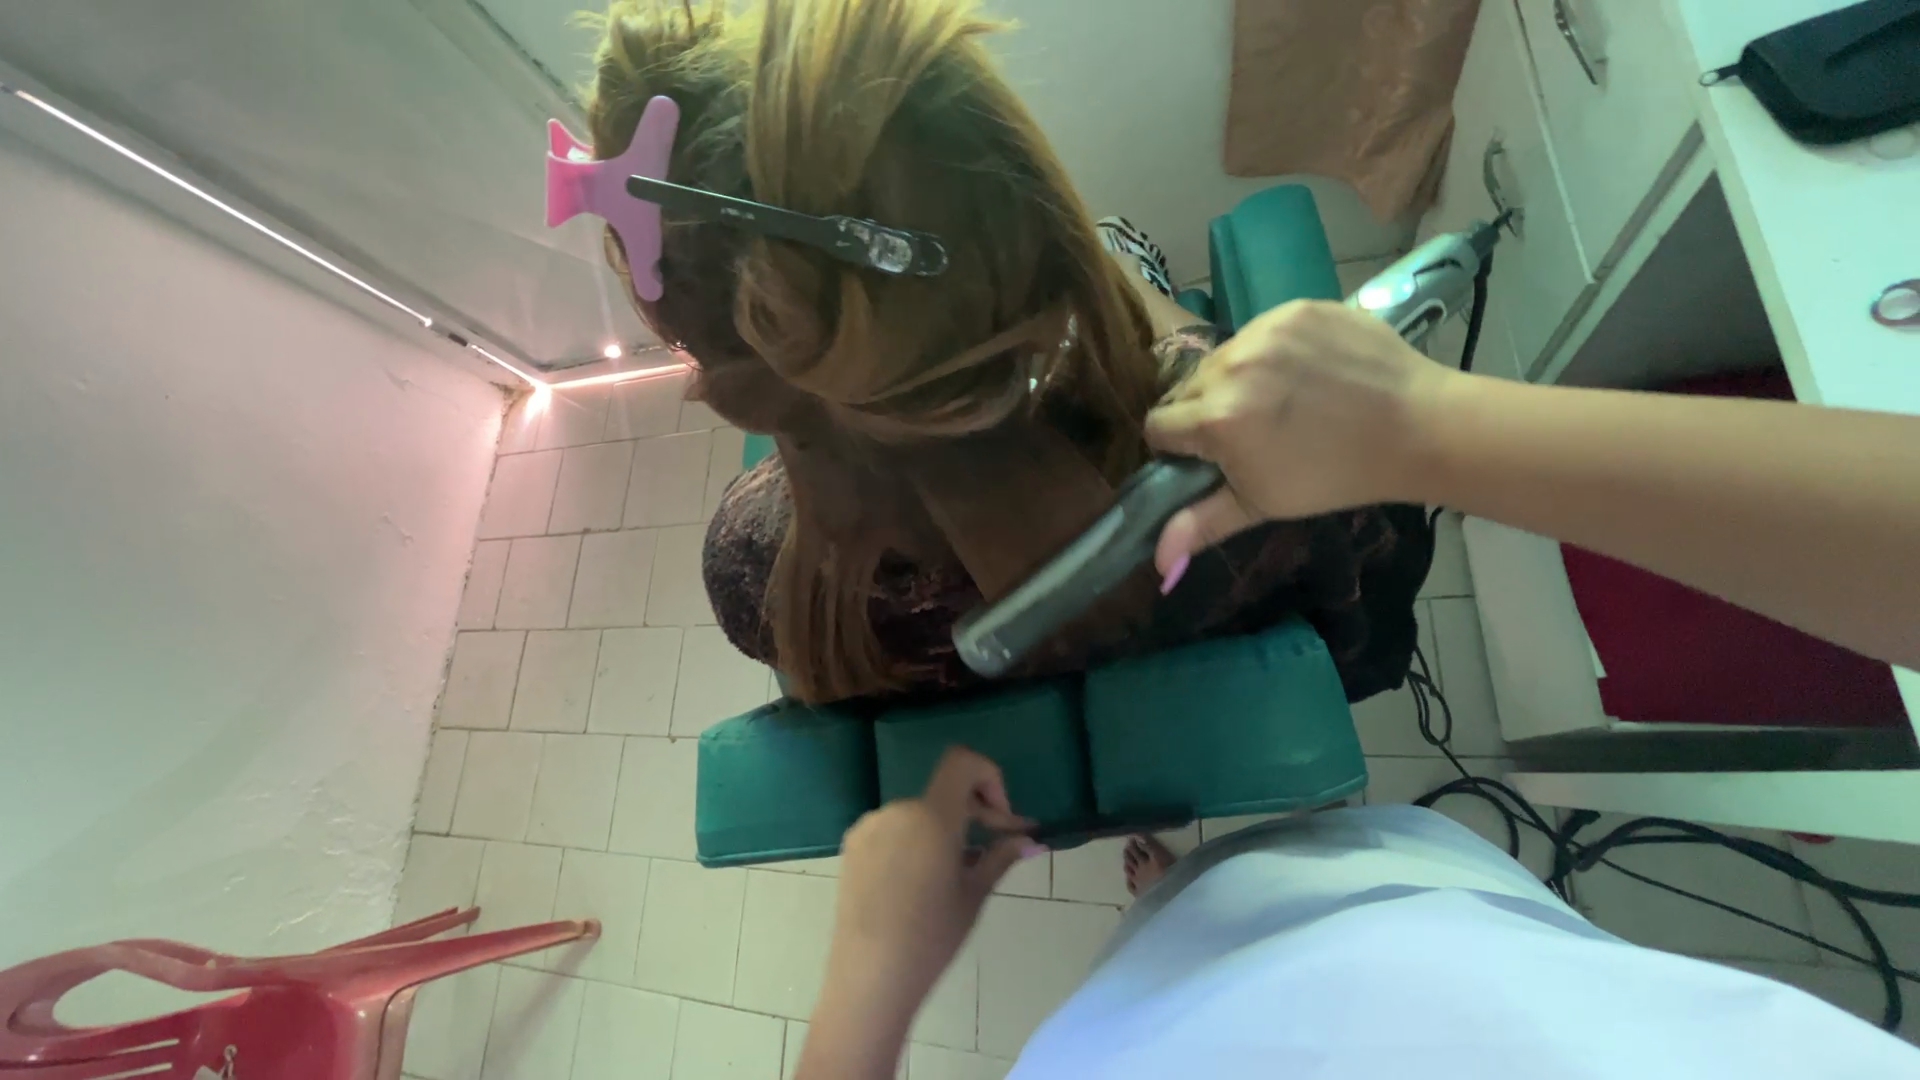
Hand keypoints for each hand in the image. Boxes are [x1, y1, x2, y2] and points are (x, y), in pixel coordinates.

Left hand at [829, 748, 1038, 1004]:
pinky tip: (916, 882)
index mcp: (933, 815)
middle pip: (944, 793)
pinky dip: (913, 841)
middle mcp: (899, 809)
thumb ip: (1001, 856)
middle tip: (993, 847)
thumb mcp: (974, 894)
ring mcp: (870, 825)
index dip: (988, 776)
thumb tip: (1032, 840)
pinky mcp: (852, 844)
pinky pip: (893, 829)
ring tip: (951, 873)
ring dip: (941, 830)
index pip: (962, 762)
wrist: (869, 977)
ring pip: (919, 814)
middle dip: (972, 813)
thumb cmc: (931, 937)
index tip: (999, 816)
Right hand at [1145, 299, 1456, 576]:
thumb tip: (1157, 566)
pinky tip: (1300, 374)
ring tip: (1275, 401)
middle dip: (1202, 413)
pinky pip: (1255, 334)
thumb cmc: (1334, 475)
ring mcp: (1264, 332)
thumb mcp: (1261, 504)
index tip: (1209, 457)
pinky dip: (1267, 354)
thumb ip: (1201, 525)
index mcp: (1217, 419)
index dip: (1178, 447)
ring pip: (1218, 360)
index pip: (1159, 425)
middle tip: (1245, 432)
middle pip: (1183, 391)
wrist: (1418, 427)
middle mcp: (1231, 366)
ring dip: (1232, 381)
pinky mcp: (1293, 309)